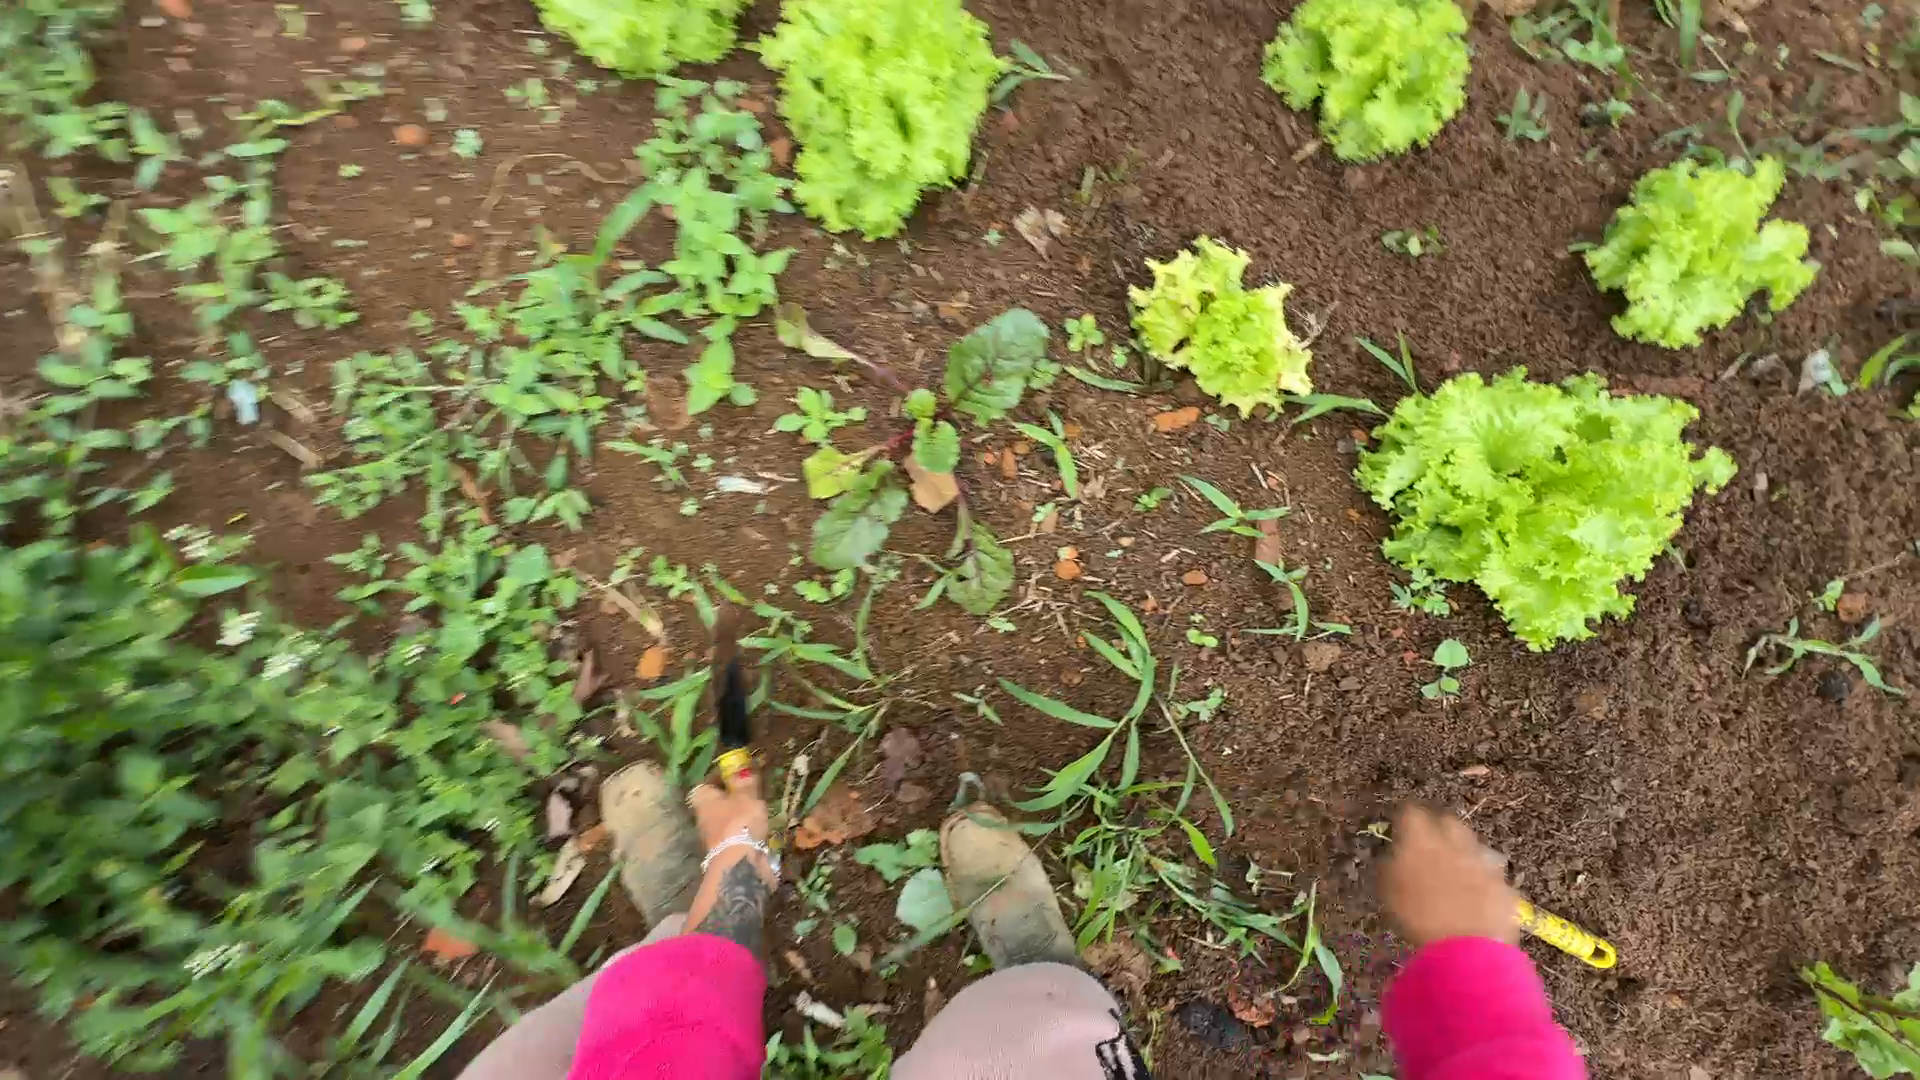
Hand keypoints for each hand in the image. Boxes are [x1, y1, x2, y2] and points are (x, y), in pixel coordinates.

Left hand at [682, 781, 773, 957]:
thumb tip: (741, 767)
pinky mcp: (723, 849)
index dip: (720, 776)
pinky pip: (732, 831)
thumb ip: (744, 780)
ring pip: (724, 817)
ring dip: (737, 812)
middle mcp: (702, 816)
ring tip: (757, 806)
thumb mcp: (746, 795)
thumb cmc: (740, 822)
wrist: (739, 864)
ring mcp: (711, 834)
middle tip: (750, 789)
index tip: (737, 773)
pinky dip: (741, 827)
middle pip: (715, 800)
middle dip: (730, 795)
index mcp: (703, 799)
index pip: (706, 782)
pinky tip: (756, 825)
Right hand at [1380, 804, 1518, 946]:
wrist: (1466, 951)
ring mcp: (1483, 864)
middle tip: (1429, 840)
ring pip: (1473, 845)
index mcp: (1420, 840)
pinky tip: (1475, 892)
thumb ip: (1390, 865)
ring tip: (1454, 866)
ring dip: (1462, 850)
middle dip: (1438, 826)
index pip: (1411, 813)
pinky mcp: (1504, 886)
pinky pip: (1491, 873)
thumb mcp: (1388, 889)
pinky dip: (1482, 877)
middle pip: (1448, 821)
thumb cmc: (1417, 917)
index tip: (1400, 824)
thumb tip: (1393, 855)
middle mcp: (1453, 844)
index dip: (1405, 817)